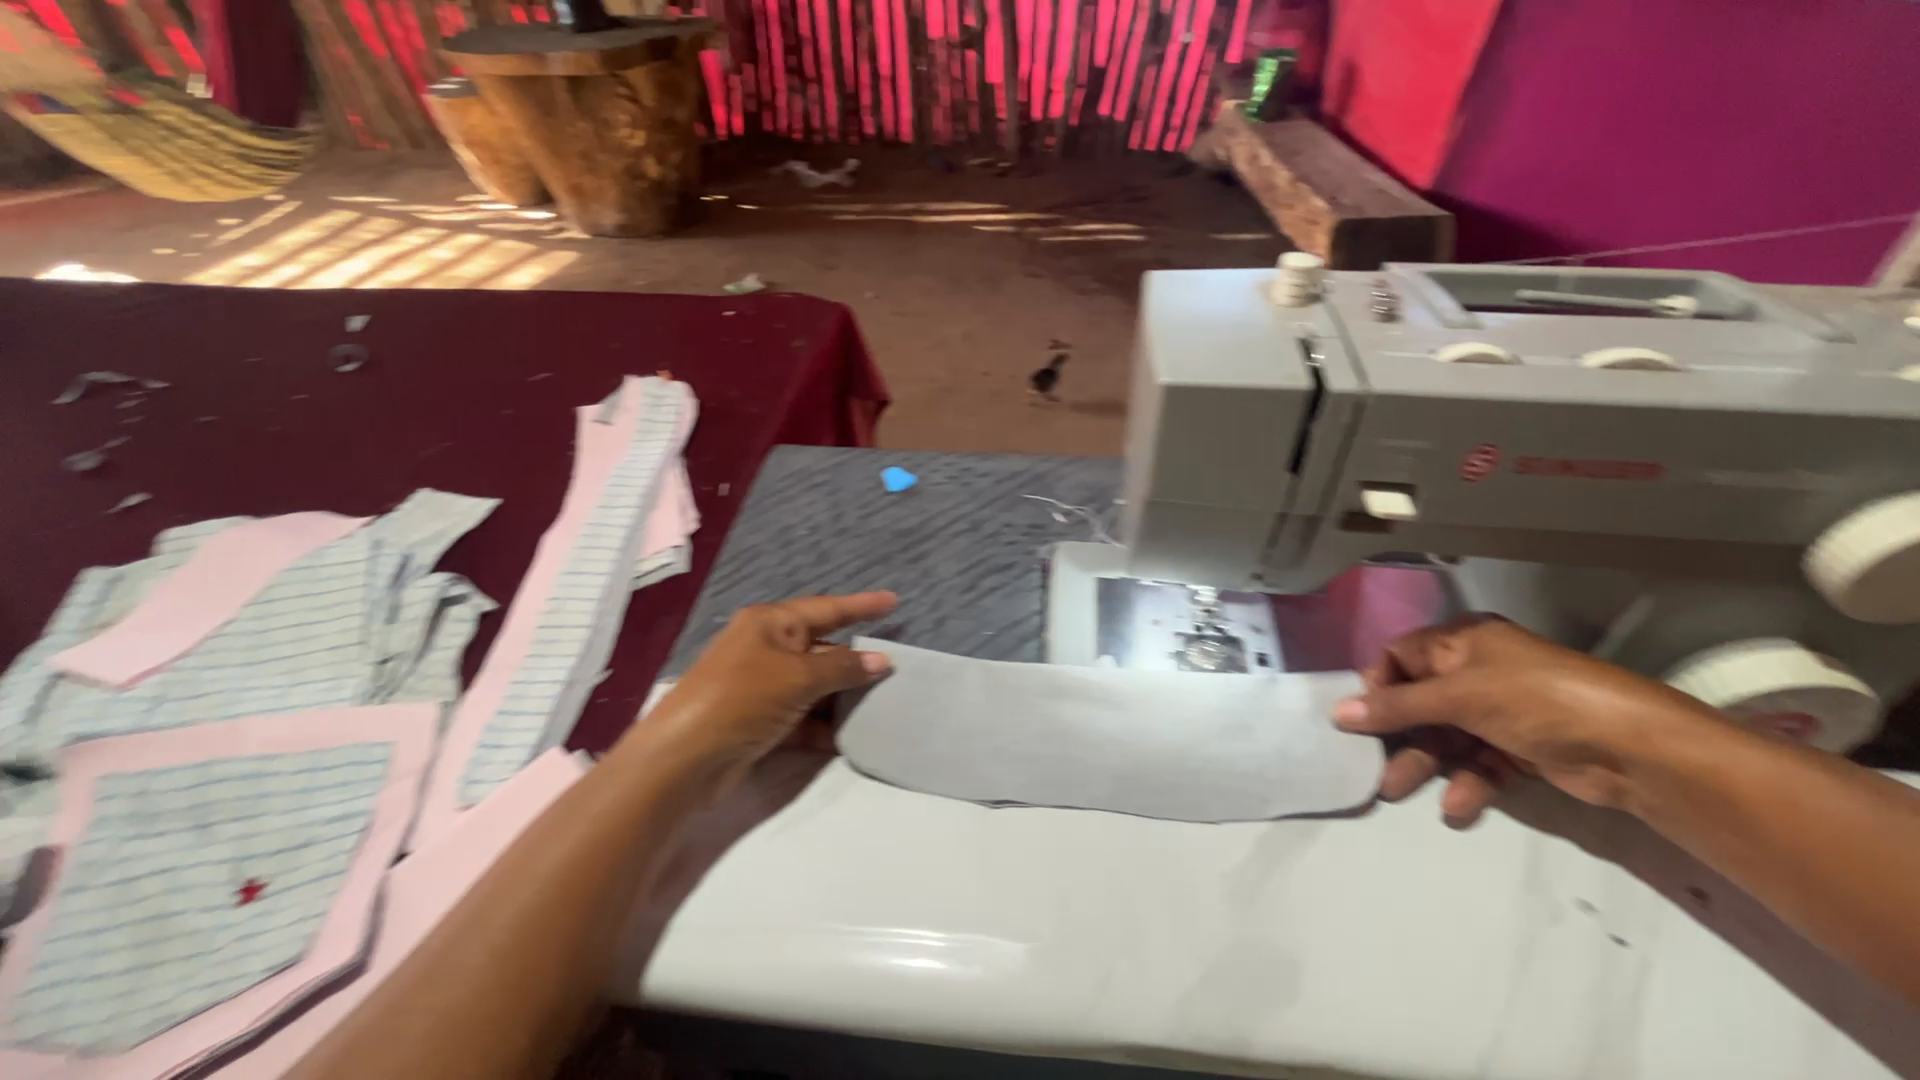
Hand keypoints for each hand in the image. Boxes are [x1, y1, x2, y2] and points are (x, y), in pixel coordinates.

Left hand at [645, 591, 897, 770]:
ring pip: (815, 686)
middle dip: (855, 661)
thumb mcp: (798, 677)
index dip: (861, 606)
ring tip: (883, 706)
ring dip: (843, 698)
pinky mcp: (761, 721)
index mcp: (771, 624)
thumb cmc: (742, 698)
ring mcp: (762, 687)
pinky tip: (850, 738)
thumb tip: (881, 661)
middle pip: (822, 649)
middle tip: (896, 670)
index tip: (894, 601)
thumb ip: (842, 668)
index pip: (826, 609)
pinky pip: (803, 717)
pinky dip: (824, 726)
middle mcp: (766, 649)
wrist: (685, 758)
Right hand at [1333, 615, 1725, 826]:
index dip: (1377, 686)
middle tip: (1370, 765)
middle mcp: (1478, 672)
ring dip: (1424, 763)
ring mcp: (1501, 711)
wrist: (1632, 747)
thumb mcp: (1459, 697)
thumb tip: (1336, 713)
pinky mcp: (1522, 748)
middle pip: (1420, 702)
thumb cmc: (1535, 700)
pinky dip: (1467, 782)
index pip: (1401, 657)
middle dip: (1397, 735)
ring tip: (1396, 792)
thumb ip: (1397, 707)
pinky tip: (1457, 806)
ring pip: (1446, 736)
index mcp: (1463, 643)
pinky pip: (1479, 762)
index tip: (1359, 719)